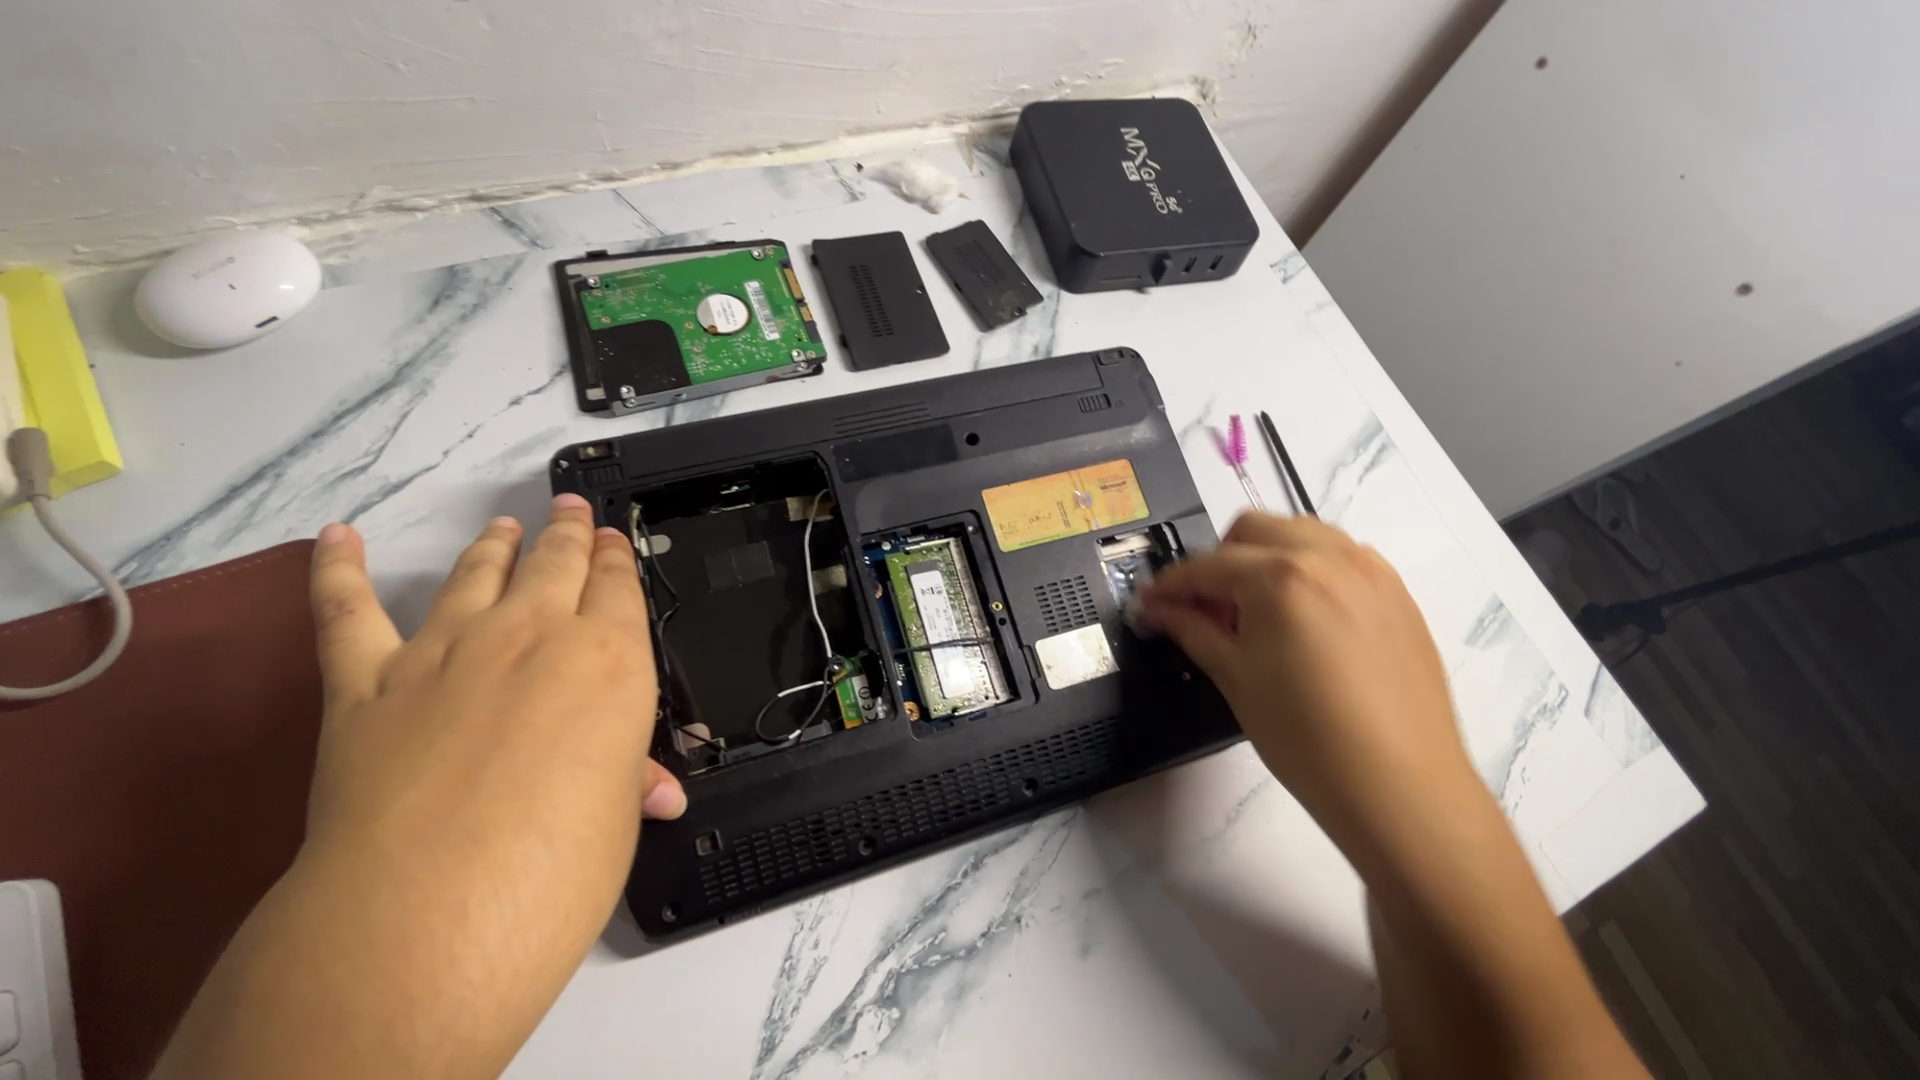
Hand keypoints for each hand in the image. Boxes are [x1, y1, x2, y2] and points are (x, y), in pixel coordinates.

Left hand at [304, 496, 679, 871]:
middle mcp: (533, 634)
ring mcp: (446, 650)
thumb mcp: (617, 819)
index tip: (612, 542)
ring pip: (475, 575)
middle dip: (566, 532)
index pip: (619, 588)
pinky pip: (346, 612)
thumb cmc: (558, 866)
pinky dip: (336, 571)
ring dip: (494, 546)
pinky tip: (336, 538)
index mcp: (609, 659)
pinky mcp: (366, 681)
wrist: (430, 908)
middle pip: (555, 563)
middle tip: (568, 510)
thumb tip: (659, 791)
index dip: (617, 560)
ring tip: (503, 527)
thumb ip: (629, 782)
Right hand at [1136, 512, 1473, 840]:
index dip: (1170, 586)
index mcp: (1281, 576)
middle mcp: (1329, 557)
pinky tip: (1302, 620)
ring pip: (1301, 534)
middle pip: (1254, 530)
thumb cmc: (1305, 736)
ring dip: (1266, 557)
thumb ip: (1191, 629)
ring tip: (1254, 611)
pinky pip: (1341, 559)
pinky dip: (1309, 571)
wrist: (1399, 785)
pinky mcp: (1397, 594)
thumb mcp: (1235, 678)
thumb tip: (1157, 608)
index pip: (1207, 566)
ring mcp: (1370, 572)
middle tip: (1204, 609)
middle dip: (1219, 561)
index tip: (1149, 604)